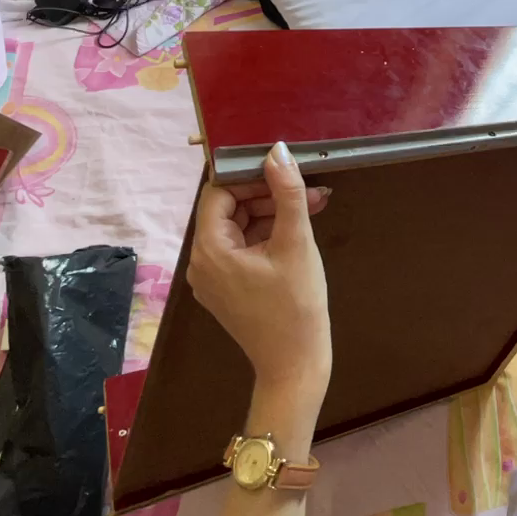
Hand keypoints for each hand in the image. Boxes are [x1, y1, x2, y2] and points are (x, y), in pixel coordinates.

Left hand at [188, 142, 332, 398]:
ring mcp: (214, 278)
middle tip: (309, 191)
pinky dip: (270, 234)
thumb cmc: (296, 303)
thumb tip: (277, 150)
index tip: (286, 173)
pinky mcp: (229, 288)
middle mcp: (202, 262)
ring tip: (314, 207)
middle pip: (231, 209)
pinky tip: (300, 228)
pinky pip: (244, 247)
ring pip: (241, 227)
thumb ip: (287, 192)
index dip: (252, 177)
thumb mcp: (296, 241)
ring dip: (274, 212)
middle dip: (269, 194)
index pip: (220, 193)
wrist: (296, 364)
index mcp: (210, 250)